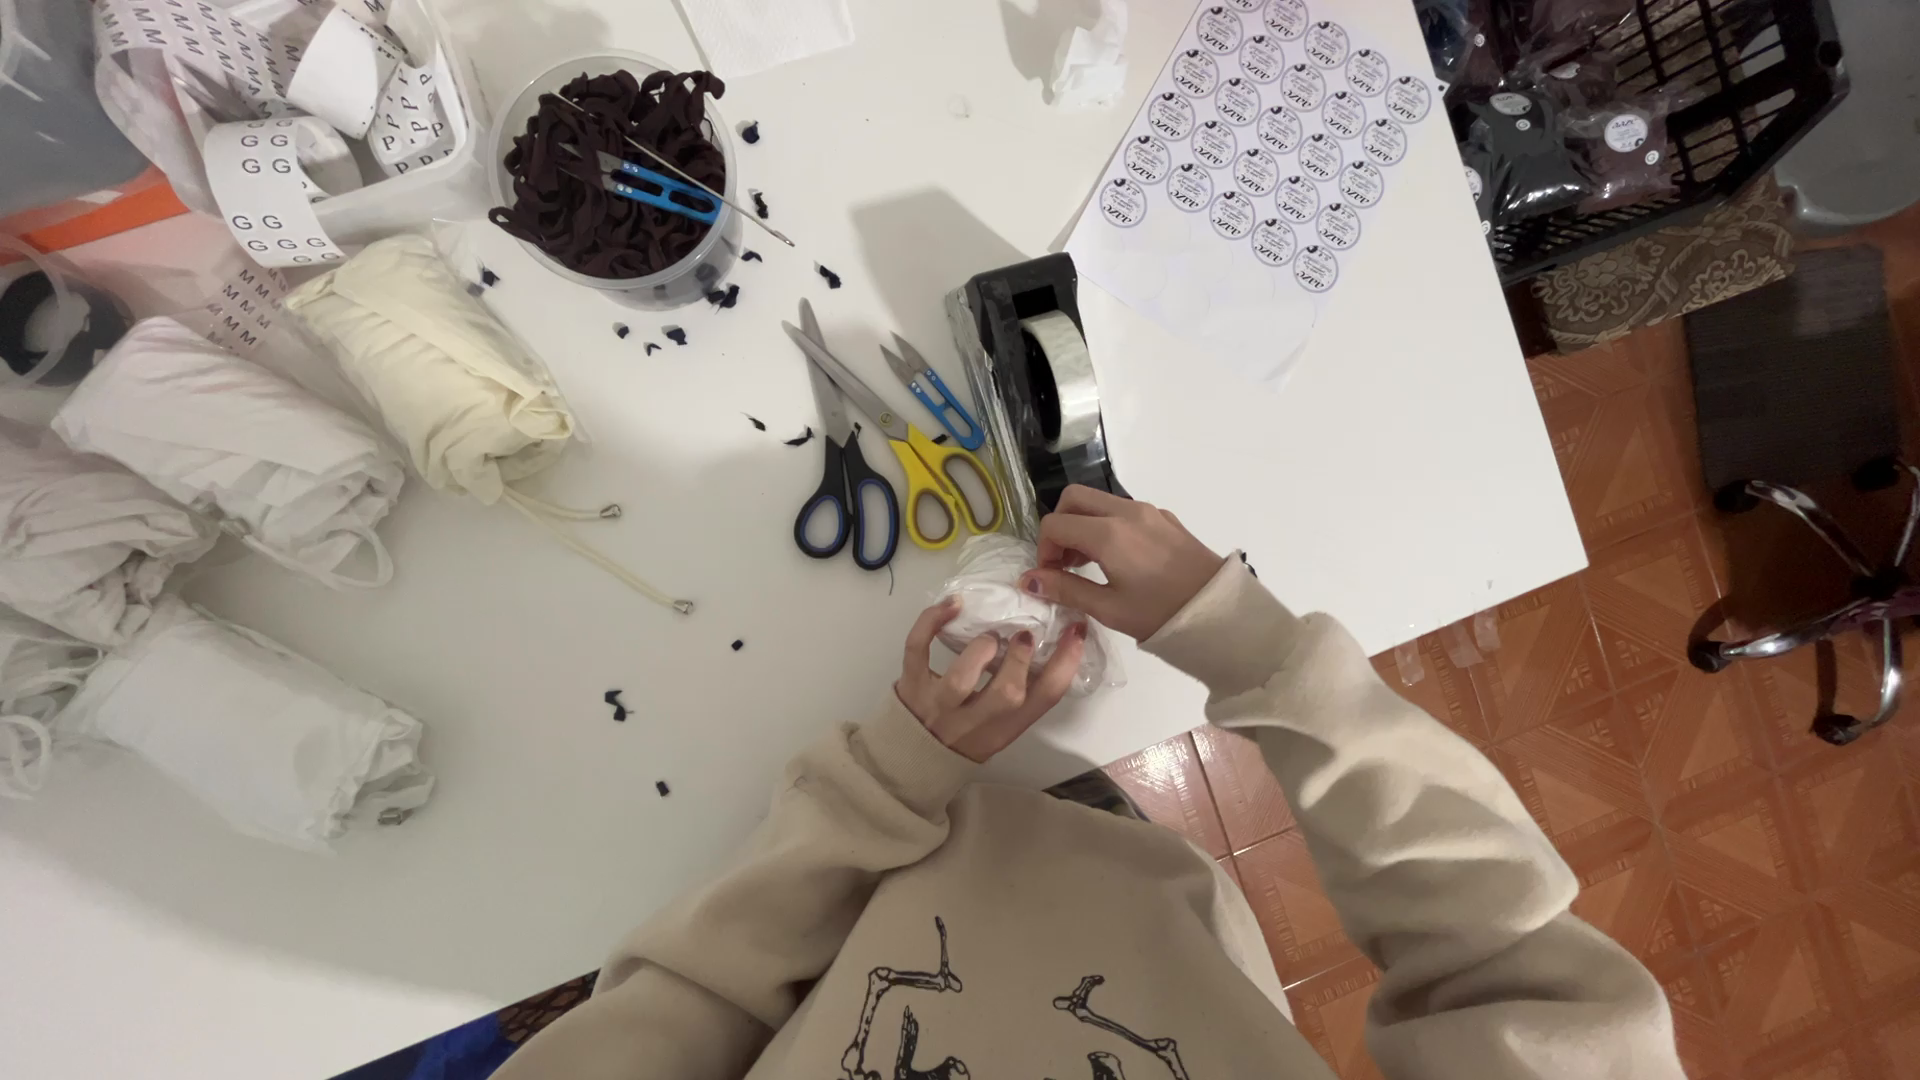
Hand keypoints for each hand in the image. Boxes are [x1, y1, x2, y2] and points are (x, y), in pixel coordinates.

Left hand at [896, 597, 1087, 762]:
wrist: (910, 760)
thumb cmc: (964, 735)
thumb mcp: (1000, 726)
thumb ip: (1021, 696)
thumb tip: (1045, 644)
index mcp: (1004, 728)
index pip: (1044, 699)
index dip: (1065, 663)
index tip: (1075, 631)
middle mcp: (973, 721)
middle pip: (1006, 694)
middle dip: (1019, 659)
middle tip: (1024, 635)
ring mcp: (938, 704)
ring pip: (960, 679)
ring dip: (980, 649)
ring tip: (988, 636)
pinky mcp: (910, 685)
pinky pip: (917, 648)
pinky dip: (931, 621)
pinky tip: (951, 604)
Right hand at [1018, 485, 1224, 640]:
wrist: (1220, 613)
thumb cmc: (1160, 614)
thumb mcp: (1108, 608)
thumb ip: (1065, 589)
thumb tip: (1028, 580)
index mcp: (1109, 533)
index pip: (1055, 524)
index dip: (1043, 549)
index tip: (1051, 577)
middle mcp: (1126, 511)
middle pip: (1074, 498)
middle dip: (1059, 525)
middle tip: (1064, 562)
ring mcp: (1148, 511)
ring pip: (1099, 501)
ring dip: (1082, 524)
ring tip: (1087, 564)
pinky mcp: (1164, 518)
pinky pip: (1122, 510)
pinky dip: (1106, 525)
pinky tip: (1116, 560)